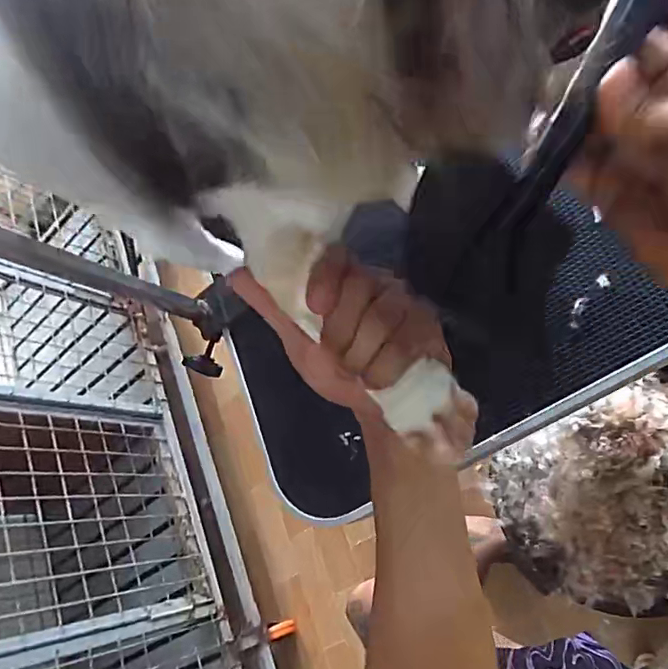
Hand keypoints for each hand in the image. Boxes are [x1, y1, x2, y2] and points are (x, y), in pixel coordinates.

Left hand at [229, 250, 476, 460]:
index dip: (326, 276)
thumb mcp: (302, 345)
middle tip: (337, 358)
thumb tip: (238, 274)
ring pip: (382, 317)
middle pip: (361, 288)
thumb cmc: (341, 375)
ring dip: (362, 355)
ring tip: (359, 374)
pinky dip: (384, 369)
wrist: (381, 411)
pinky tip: (378, 382)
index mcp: (349, 283)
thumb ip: (275, 311)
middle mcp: (383, 286)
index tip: (315, 306)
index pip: (339, 257)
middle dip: (341, 331)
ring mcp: (410, 308)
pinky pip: (404, 344)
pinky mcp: (430, 332)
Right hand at [570, 29, 667, 310]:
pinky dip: (566, 160)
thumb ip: (648, 103)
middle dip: (581, 83)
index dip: (613, 43)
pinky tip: (549, 146)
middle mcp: (666, 116)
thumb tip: (605, 77)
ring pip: (593, 128)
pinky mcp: (618, 196)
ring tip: (541, 113)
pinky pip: (586, 171)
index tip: (572, 41)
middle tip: (548, 83)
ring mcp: (640, 158)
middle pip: (612, 88)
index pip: (648, 49)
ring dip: (567, 120)